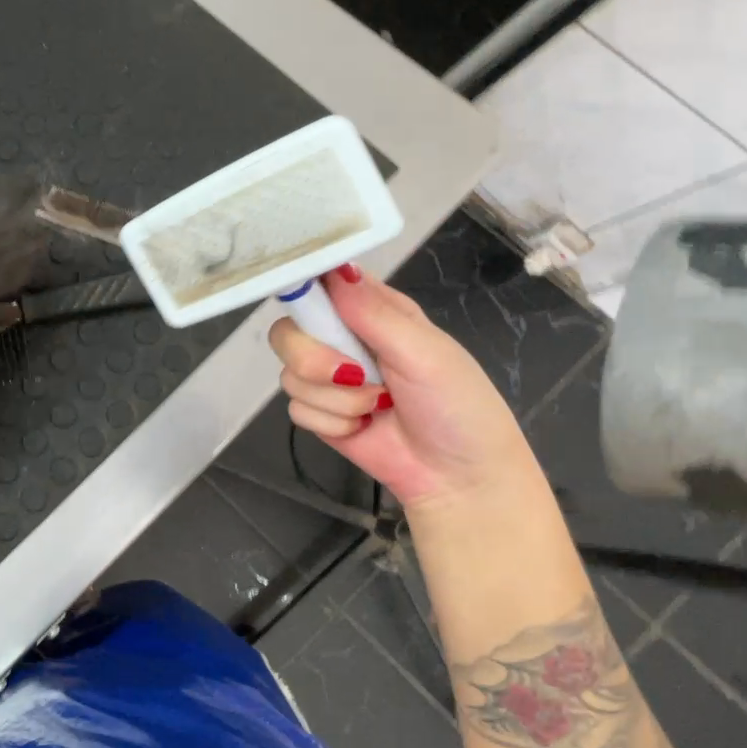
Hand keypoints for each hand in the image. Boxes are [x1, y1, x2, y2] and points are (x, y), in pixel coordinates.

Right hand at [266, 265, 543, 511]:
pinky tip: (362, 427)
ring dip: (336, 400)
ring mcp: (327, 378)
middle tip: (354, 374)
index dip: (303, 287)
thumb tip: (335, 269)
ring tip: (377, 407)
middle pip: (288, 331)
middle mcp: (343, 339)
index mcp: (373, 311)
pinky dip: (331, 423)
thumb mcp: (425, 352)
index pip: (321, 282)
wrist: (458, 477)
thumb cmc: (458, 406)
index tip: (305, 306)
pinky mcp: (318, 412)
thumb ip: (375, 313)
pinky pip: (296, 409)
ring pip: (290, 374)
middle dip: (314, 360)